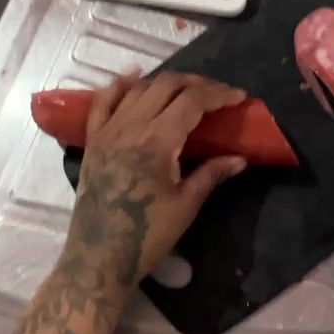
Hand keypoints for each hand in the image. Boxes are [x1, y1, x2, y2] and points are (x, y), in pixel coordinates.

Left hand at [71, 72, 249, 280]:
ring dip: (166, 82)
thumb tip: (240, 158)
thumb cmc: (149, 235)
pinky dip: (120, 85)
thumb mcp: (187, 204)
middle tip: (218, 94)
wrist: (100, 256)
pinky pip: (103, 102)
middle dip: (196, 83)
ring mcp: (107, 131)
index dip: (218, 94)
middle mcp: (130, 127)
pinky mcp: (93, 141)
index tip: (239, 96)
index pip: (192, 101)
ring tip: (188, 90)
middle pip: (166, 85)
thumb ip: (212, 173)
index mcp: (157, 141)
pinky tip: (134, 77)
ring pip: (139, 89)